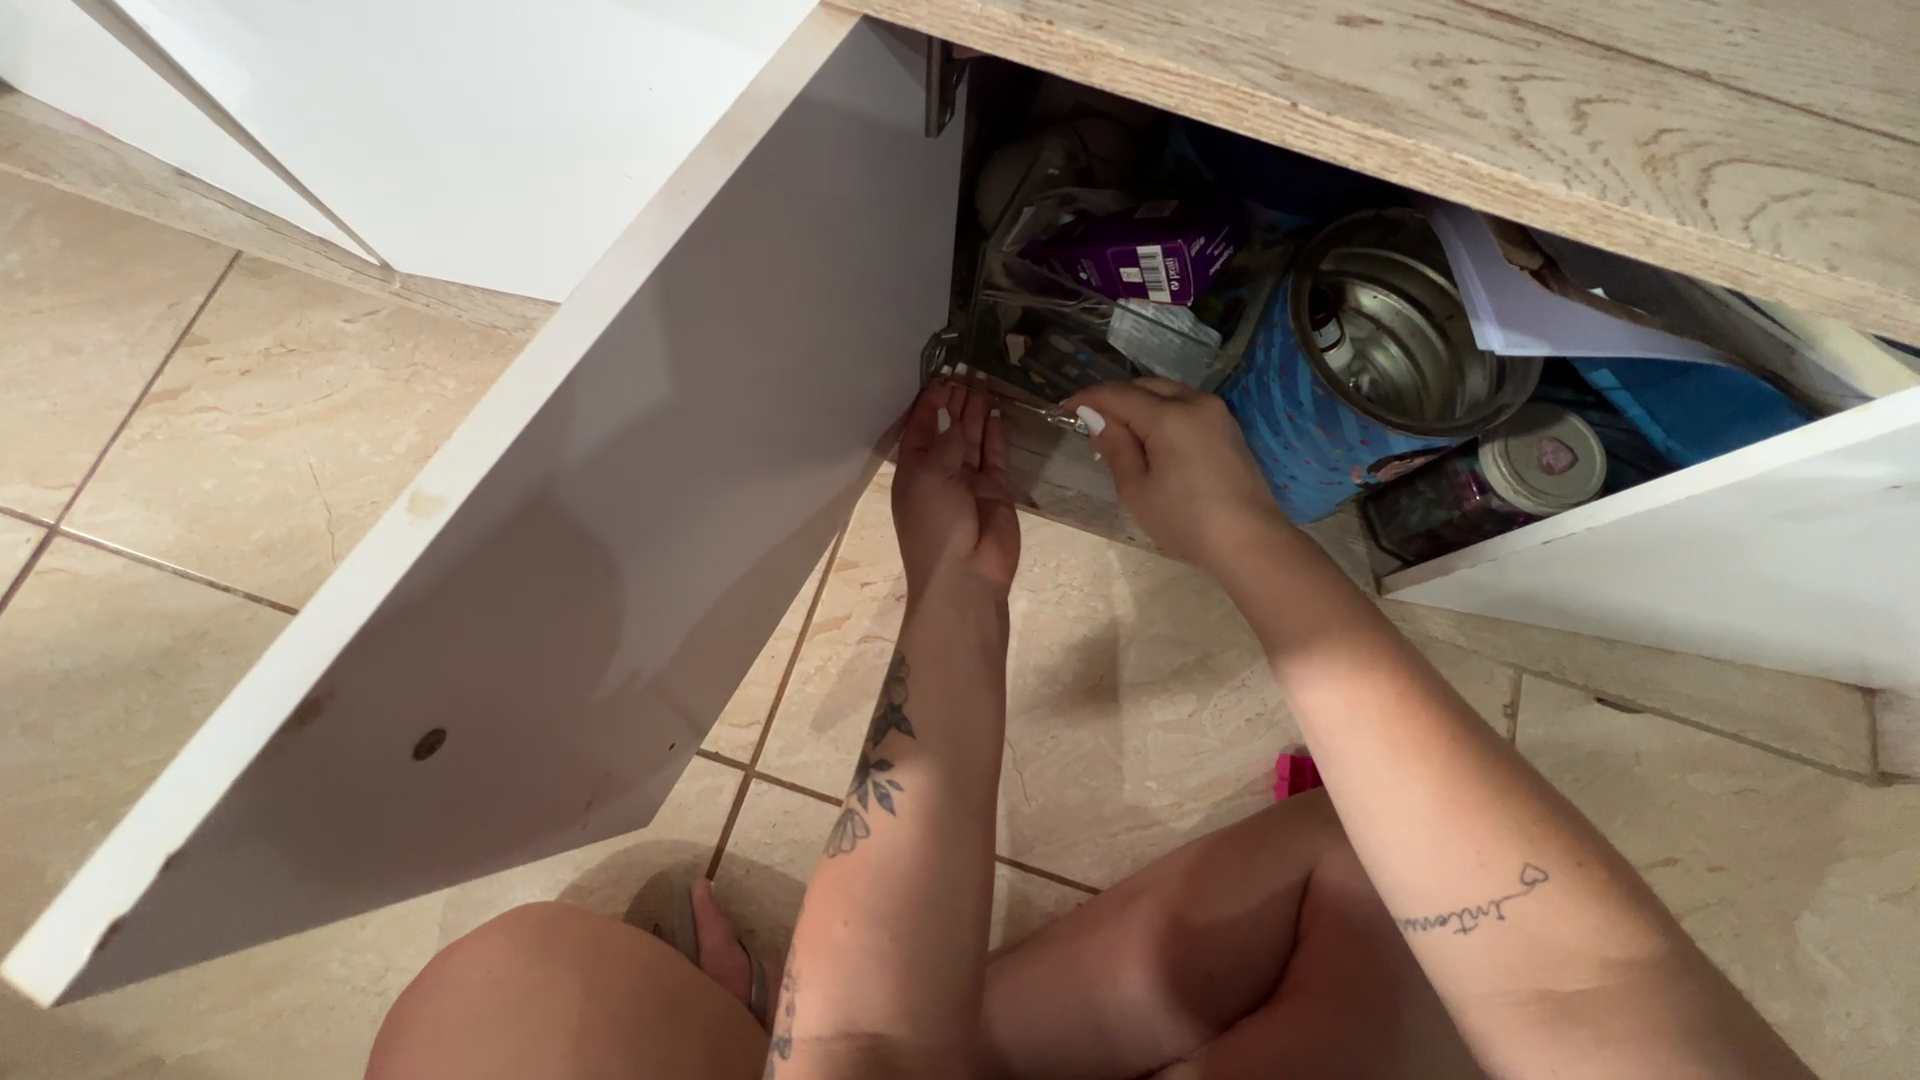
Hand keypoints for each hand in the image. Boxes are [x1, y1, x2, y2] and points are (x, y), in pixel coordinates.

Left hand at [892, 381, 1021, 598]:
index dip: (929, 406)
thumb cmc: (936, 525)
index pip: (920, 431)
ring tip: (984, 387)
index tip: (942, 380)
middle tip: (968, 377)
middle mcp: (940, 475)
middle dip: (956, 407)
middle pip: (948, 433)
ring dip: (976, 417)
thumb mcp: (930, 477)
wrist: (966, 575)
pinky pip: (995, 458)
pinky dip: (995, 438)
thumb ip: (946, 445)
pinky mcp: (995, 492)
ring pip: (973, 442)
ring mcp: (969, 484)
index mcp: (913, 473)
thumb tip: (958, 421)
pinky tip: (996, 415)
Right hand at [1064, 378, 1289, 571]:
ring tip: (1119, 434)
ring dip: (1139, 405)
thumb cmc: (1186, 521)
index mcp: (1170, 416)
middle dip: (1115, 399)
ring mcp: (1217, 413)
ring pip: (1167, 394)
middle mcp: (1196, 402)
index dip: (1088, 399)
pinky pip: (1186, 408)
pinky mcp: (1228, 428)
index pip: (1118, 394)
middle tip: (1091, 424)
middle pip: (1145, 387)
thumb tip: (1096, 417)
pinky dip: (1162, 414)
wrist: (1249, 541)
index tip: (1064, 409)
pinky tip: (1151, 441)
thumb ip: (1115, 447)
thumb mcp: (1137, 490)